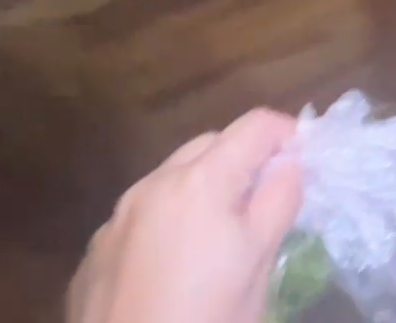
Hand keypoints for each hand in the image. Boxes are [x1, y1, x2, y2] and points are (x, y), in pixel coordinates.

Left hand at [68, 109, 304, 322]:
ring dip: (202, 187)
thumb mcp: (259, 263)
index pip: (255, 125)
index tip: (301, 164)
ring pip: (172, 177)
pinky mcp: (93, 255)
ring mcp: (116, 219)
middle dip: (243, 159)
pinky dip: (167, 222)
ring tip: (217, 237)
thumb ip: (279, 199)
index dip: (286, 135)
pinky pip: (142, 216)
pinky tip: (172, 271)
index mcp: (200, 180)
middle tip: (263, 202)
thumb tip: (288, 165)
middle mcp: (154, 184)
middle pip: (211, 143)